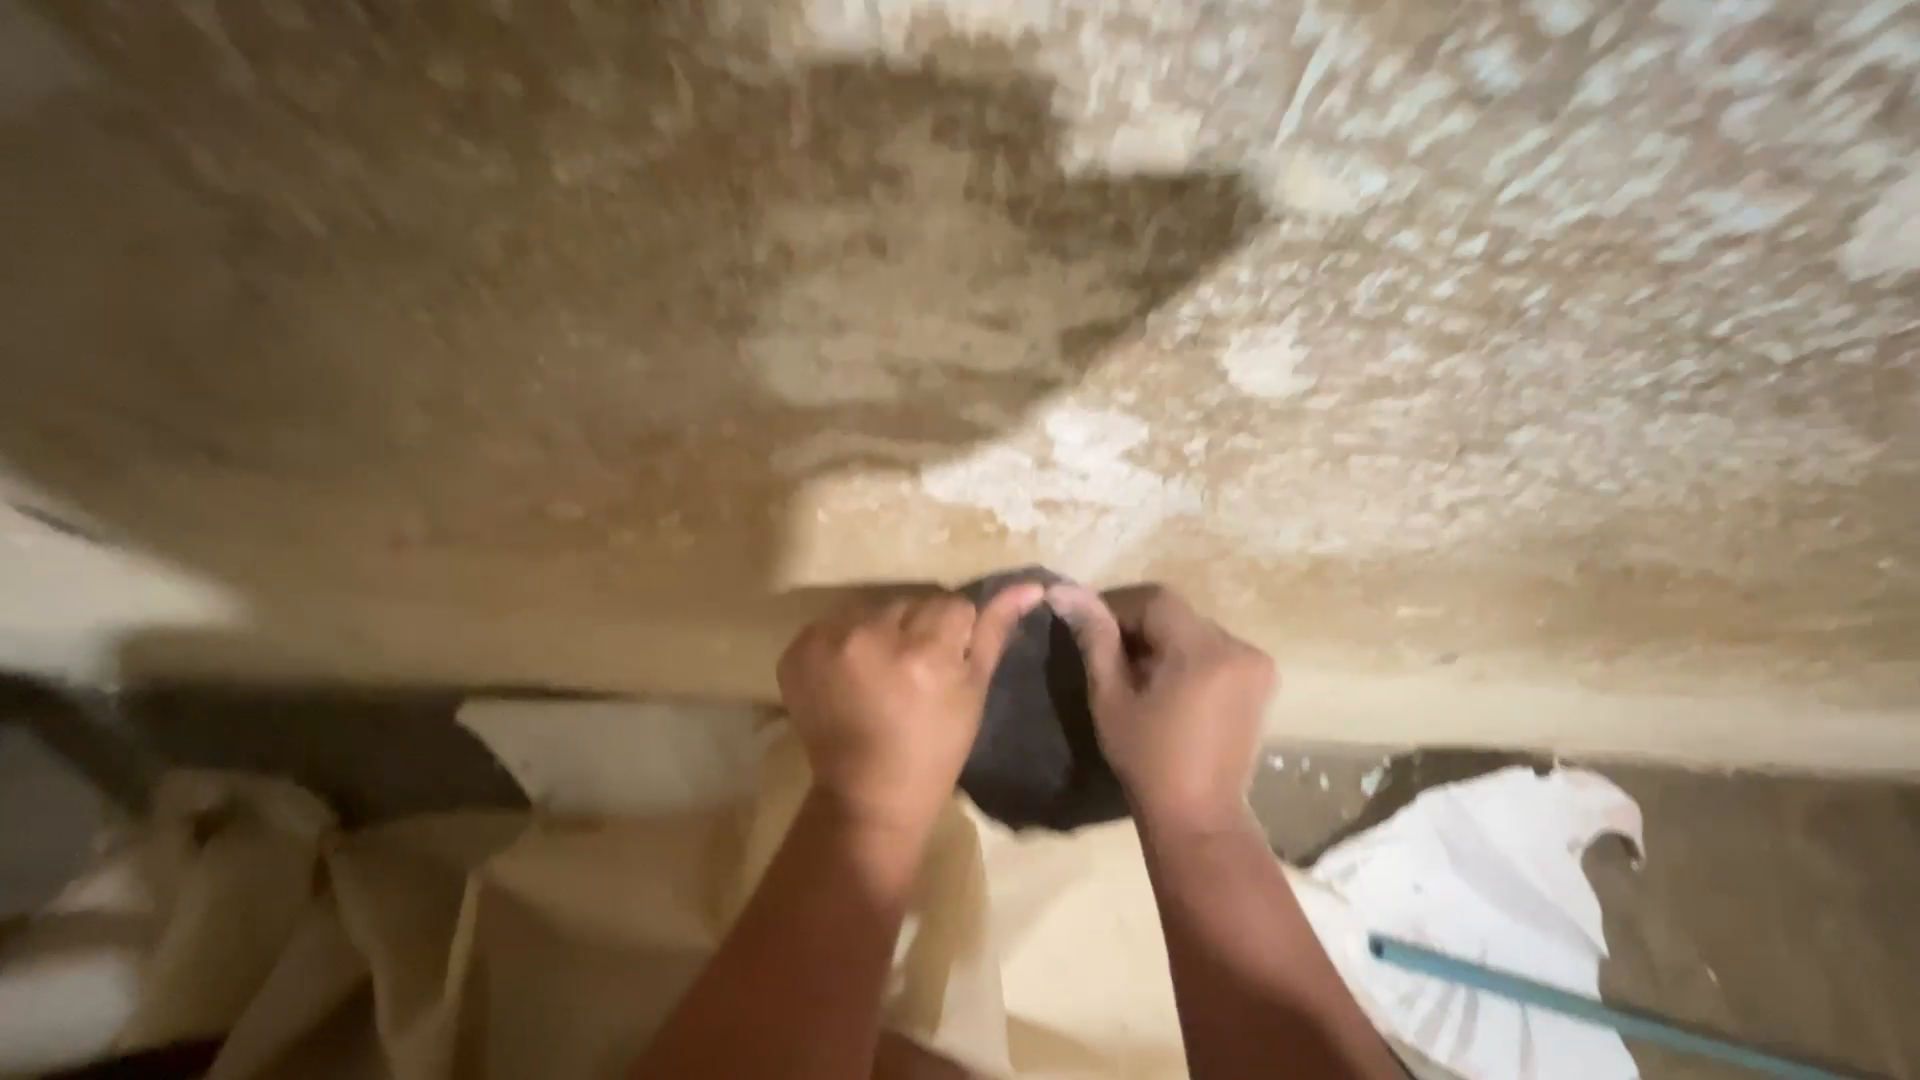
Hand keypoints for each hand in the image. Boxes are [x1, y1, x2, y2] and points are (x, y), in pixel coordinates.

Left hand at [777, 586, 1043, 834]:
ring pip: (873, 611)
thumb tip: (1029, 586)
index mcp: (925, 650)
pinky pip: (835, 625)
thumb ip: (994, 632)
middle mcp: (874, 635)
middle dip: (916, 631)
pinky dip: (844, 644)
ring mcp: (830, 641)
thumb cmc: (933, 750)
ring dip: (879, 634)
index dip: (954, 635)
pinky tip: (849, 678)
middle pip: (910, 604)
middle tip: (912, 674)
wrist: (866, 795)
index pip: (953, 605)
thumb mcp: (973, 693)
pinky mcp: (798, 650)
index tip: (945, 667)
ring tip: (879, 675)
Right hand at [1046, 584, 1276, 831]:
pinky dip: (1187, 653)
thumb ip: (1095, 637)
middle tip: (1107, 652)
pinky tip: (1166, 682)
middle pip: (1177, 613)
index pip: (1155, 600)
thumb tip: (1062, 590)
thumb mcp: (1110, 697)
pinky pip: (1215, 648)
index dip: (1118, 605)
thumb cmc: (1146, 760)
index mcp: (1204, 652)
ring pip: (1195, 629)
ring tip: (1135, 670)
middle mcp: (1239, 647)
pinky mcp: (1262, 679)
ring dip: (1163, 639)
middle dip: (1139, 624)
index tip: (1091, 628)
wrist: (1199, 816)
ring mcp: (1256, 664)